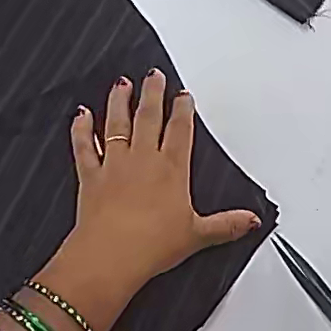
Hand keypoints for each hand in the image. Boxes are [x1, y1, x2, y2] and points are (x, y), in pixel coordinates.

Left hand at [62, 69, 260, 290]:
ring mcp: (114, 165)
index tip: (184, 95)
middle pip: (149, 117)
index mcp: (171, 169)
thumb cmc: (151, 244)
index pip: (179, 130)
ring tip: (122, 83)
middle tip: (154, 75)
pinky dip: (81, 129)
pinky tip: (81, 114)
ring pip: (117, 123)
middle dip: (153, 94)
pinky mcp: (90, 176)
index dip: (183, 110)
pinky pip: (84, 146)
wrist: (111, 255)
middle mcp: (142, 160)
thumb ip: (226, 225)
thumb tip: (250, 221)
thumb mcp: (198, 235)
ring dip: (119, 101)